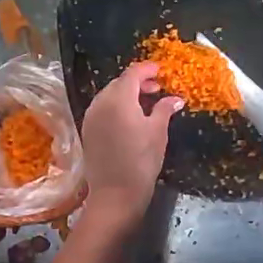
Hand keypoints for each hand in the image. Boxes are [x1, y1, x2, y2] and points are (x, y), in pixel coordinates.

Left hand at [81, 61, 182, 217]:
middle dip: (138, 82)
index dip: (147, 69)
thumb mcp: (158, 133)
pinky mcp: (87, 130)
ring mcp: (90, 117)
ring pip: (109, 95)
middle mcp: (100, 103)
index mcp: (118, 99)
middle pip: (118, 83)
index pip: (132, 74)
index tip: (160, 70)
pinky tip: (130, 117)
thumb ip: (164, 109)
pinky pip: (102, 109)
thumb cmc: (141, 161)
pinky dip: (116, 106)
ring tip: (146, 103)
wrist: (115, 193)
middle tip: (157, 88)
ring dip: (126, 94)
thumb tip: (175, 98)